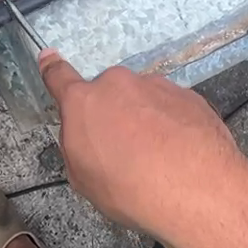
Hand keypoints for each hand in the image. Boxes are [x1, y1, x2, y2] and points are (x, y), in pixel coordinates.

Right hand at [38, 50, 247, 241]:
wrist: (197, 190)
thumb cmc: (129, 188)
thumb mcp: (83, 178)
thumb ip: (77, 146)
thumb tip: (87, 134)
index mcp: (84, 102)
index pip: (60, 78)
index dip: (53, 68)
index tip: (50, 57)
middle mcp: (118, 84)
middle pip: (109, 95)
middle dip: (113, 114)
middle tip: (125, 150)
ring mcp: (156, 86)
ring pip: (143, 100)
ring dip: (145, 120)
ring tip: (160, 158)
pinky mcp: (189, 96)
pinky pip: (171, 108)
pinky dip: (173, 125)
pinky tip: (182, 154)